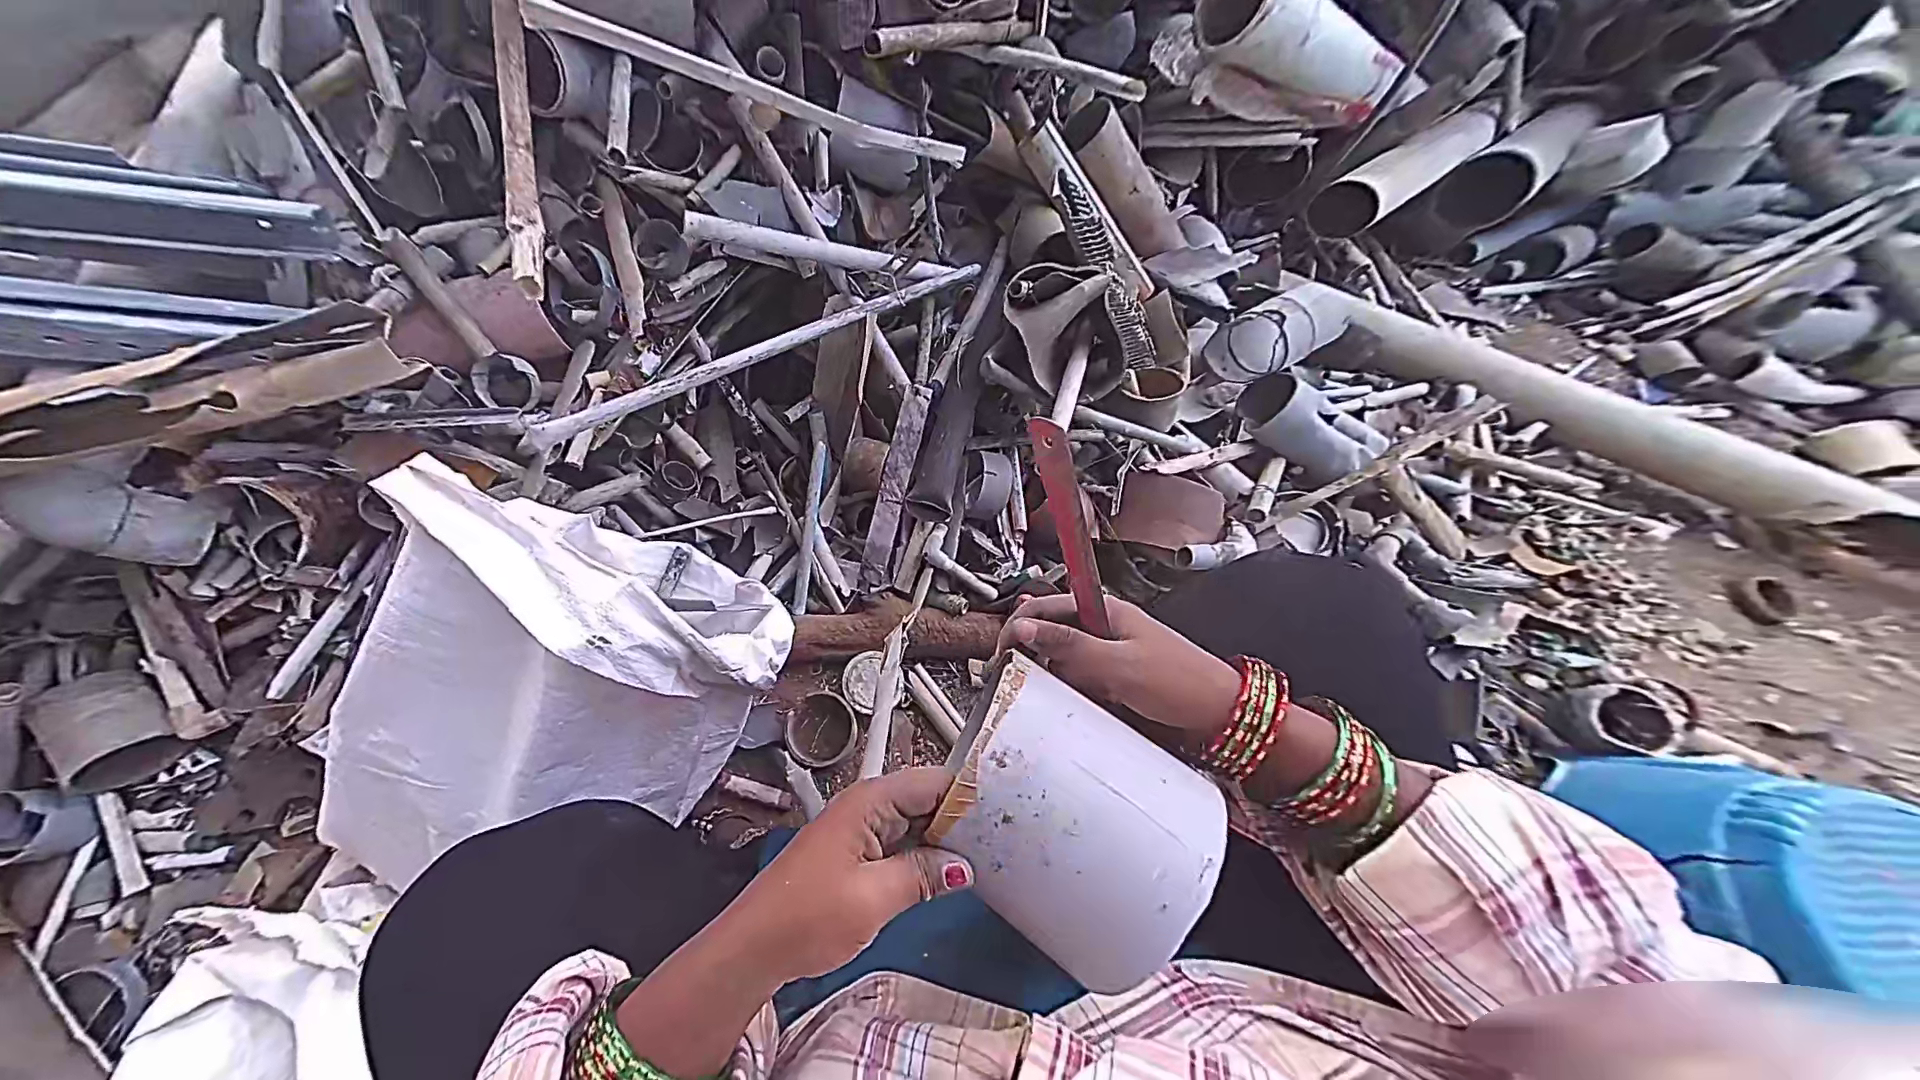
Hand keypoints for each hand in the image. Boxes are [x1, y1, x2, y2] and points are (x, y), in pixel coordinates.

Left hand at [616, 769, 972, 1077]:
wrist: (753, 947)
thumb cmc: (806, 917)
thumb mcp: (874, 898)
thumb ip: (923, 874)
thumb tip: (962, 867)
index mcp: (869, 801)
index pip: (931, 781)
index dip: (967, 793)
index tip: (1002, 809)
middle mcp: (865, 805)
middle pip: (925, 797)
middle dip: (959, 816)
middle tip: (1000, 836)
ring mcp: (860, 827)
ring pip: (914, 820)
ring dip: (942, 836)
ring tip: (983, 852)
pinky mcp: (856, 850)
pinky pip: (899, 840)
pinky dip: (923, 852)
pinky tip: (945, 870)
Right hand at [997, 594, 1239, 739]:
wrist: (1218, 713)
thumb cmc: (1179, 681)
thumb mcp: (1117, 663)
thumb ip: (1069, 645)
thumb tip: (1025, 628)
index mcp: (1104, 610)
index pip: (1046, 605)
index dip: (1020, 625)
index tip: (1003, 651)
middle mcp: (1103, 626)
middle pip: (1050, 630)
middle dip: (1031, 650)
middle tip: (1014, 673)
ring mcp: (1107, 650)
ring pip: (1062, 655)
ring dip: (1050, 671)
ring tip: (1044, 690)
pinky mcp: (1112, 673)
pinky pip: (1078, 675)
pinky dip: (1068, 686)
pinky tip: (1070, 699)